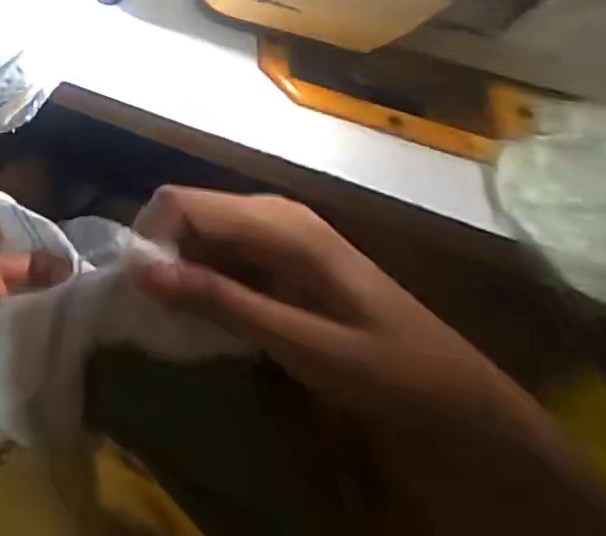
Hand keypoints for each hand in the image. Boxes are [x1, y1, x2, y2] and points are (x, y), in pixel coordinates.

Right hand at [133, 187, 550, 440]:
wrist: (462, 401)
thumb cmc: (392, 372)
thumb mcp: (305, 345)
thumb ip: (222, 303)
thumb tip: (143, 271)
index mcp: (279, 223)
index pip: (180, 203)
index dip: (150, 239)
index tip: (143, 290)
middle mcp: (270, 212)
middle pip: (184, 210)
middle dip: (159, 252)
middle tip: (156, 305)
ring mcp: (274, 229)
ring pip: (195, 228)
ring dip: (176, 265)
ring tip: (177, 313)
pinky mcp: (276, 250)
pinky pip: (216, 247)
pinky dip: (199, 274)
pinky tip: (207, 311)